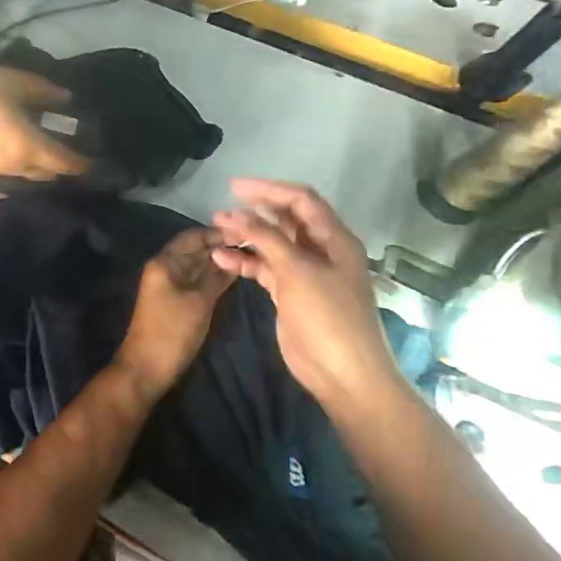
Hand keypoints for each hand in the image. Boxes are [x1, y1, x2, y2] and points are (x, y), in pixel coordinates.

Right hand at [0, 67, 87, 179]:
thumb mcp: (14, 82)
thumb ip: (45, 91)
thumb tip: (65, 98)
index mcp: (29, 147)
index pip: (65, 162)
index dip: (83, 163)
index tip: (99, 158)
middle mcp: (17, 165)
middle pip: (49, 172)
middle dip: (65, 164)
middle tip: (76, 145)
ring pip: (31, 172)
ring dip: (44, 163)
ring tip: (52, 142)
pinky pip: (15, 169)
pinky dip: (28, 160)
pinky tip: (25, 141)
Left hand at [116, 228, 234, 397]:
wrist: (148, 366)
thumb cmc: (172, 331)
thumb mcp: (199, 302)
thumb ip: (217, 278)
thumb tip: (235, 256)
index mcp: (164, 263)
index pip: (193, 237)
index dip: (218, 233)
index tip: (247, 231)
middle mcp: (166, 268)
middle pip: (196, 250)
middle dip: (221, 247)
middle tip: (255, 244)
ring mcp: (171, 285)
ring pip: (198, 266)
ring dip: (219, 262)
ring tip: (251, 256)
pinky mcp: (177, 299)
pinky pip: (196, 281)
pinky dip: (213, 277)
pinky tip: (235, 274)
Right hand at [209, 180, 400, 401]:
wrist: (343, 373)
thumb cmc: (328, 316)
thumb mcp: (298, 271)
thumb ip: (267, 238)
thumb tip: (235, 213)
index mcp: (335, 239)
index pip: (301, 200)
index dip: (268, 189)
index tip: (233, 187)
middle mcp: (321, 251)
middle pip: (285, 220)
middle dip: (253, 212)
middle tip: (220, 211)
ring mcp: (305, 273)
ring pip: (271, 244)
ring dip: (246, 237)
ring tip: (216, 232)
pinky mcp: (290, 293)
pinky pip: (264, 268)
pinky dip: (244, 262)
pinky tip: (221, 259)